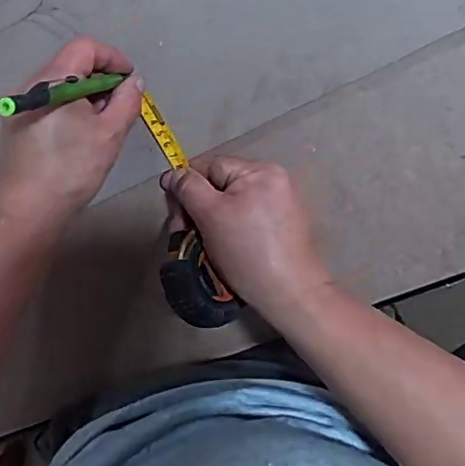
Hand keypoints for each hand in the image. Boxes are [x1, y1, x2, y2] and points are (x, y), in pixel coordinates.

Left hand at [0, 37, 144, 229]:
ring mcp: (20, 103)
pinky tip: (79, 134)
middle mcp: (31, 83)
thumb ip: (126, 101)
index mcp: (52, 79)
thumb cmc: (72, 168)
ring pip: (60, 84)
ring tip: (101, 123)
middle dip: (100, 78)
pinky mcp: (16, 122)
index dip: (112, 58)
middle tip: (119, 105)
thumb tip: (133, 81)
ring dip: (86, 94)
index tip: (129, 80)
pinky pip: (48, 101)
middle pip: (71, 63)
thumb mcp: (110, 133)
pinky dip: (69, 107)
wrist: (28, 209)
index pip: (85, 47)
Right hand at [162, 155, 335, 322]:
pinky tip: (219, 248)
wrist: (292, 299)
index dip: (184, 187)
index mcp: (259, 171)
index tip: (175, 217)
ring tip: (199, 245)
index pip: (207, 167)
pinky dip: (225, 229)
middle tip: (182, 234)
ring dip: (206, 221)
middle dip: (194, 207)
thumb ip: (187, 187)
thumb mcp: (209, 214)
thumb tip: (172, 174)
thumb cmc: (248, 253)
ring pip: (226, 204)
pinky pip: (241, 218)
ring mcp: (277, 204)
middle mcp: (271, 180)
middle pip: (216, 185)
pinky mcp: (278, 226)